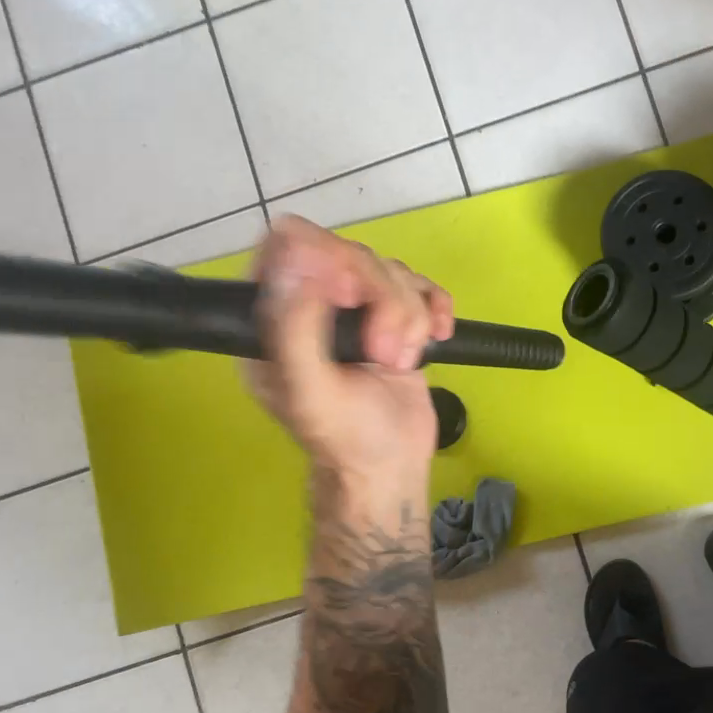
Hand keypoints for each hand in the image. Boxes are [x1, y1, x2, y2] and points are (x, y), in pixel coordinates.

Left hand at [249, 216, 453, 495]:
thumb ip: (294, 326)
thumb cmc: (345, 438)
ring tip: (401, 362)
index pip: (289, 244)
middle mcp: (314, 304)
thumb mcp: (308, 389)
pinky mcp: (397, 320)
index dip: (325, 254)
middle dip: (382, 299)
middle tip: (384, 351)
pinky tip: (437, 336)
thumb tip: (296, 257)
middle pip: (352, 254)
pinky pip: (421, 286)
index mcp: (274, 314)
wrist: (391, 468)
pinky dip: (435, 307)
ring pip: (392, 271)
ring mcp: (359, 311)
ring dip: (409, 316)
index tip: (349, 294)